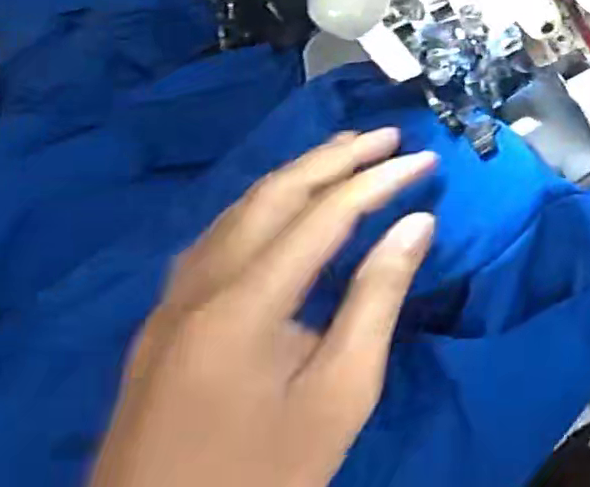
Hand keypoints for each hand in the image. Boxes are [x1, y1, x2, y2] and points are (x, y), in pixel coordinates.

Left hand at [87, 129, 438, 486]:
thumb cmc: (267, 473)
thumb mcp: (342, 393)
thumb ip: (378, 297)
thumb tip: (417, 222)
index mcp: (243, 306)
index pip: (324, 215)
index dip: (381, 179)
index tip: (428, 160)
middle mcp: (198, 289)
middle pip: (273, 195)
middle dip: (337, 157)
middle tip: (390, 136)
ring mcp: (171, 305)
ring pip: (239, 209)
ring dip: (299, 173)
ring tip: (348, 152)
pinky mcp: (161, 324)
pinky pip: (218, 237)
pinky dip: (264, 203)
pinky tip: (286, 205)